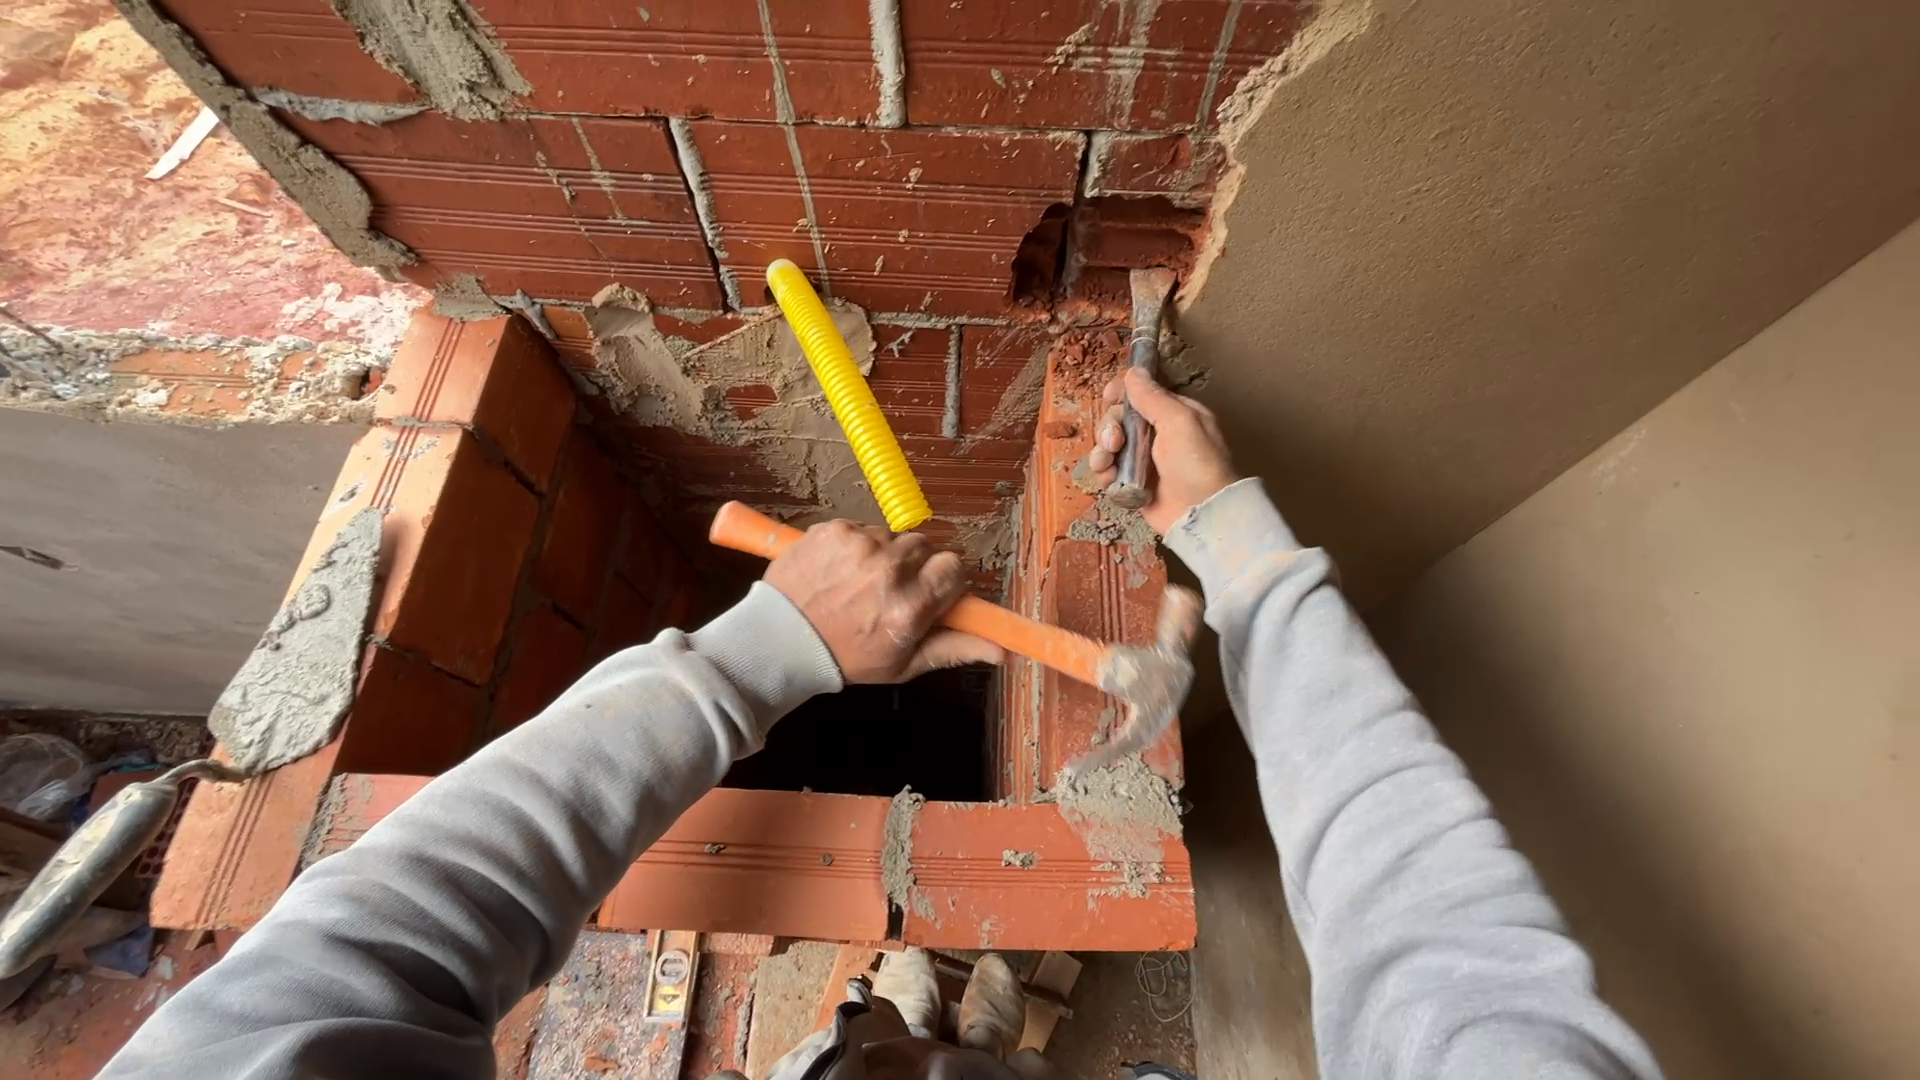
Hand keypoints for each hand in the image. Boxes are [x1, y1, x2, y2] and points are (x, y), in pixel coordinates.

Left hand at [763, 521, 1003, 682]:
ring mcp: (859, 545)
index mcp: (910, 606)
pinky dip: (854, 545)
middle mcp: (889, 570)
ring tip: (857, 583)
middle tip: (887, 591)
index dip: (943, 580)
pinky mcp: (834, 528)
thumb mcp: (903, 664)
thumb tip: (1002, 651)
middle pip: (925, 548)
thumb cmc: (845, 657)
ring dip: (883, 555)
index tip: (928, 592)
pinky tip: (838, 570)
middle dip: (913, 567)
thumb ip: (954, 649)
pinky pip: (861, 527)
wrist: (778, 641)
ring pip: (892, 537)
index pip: (954, 568)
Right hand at [1086, 367, 1237, 533]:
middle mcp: (1155, 434)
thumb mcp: (1179, 422)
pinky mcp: (1132, 483)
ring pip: (1108, 446)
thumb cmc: (1197, 464)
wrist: (1202, 515)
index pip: (1139, 393)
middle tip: (1115, 443)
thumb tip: (1133, 372)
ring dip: (1101, 452)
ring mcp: (1142, 460)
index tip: (1109, 397)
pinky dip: (1105, 474)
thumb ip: (1153, 397)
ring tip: (1107, 464)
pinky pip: (1108, 472)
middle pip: (1117, 419)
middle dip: (1109, 428)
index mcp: (1172, 413)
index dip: (1120, 393)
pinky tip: (1110, 479)